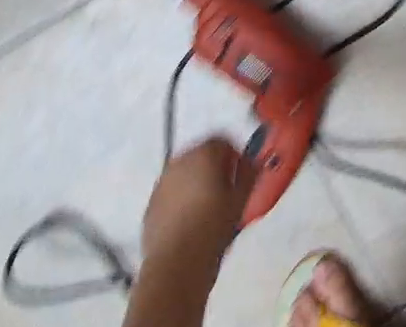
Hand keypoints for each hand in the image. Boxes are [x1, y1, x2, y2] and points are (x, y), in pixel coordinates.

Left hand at [141, 138, 252, 262]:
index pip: (222, 140)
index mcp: (204, 154)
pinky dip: (181, 198)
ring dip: (197, 182)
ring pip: (185, 173)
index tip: (241, 172)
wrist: (176, 264)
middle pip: (201, 154)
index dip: (235, 154)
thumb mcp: (242, 199)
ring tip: (209, 207)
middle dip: (215, 167)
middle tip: (227, 189)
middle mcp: (179, 162)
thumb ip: (250, 172)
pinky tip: (190, 221)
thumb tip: (254, 161)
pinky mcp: (150, 204)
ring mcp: (161, 183)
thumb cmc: (214, 228)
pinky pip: (171, 192)